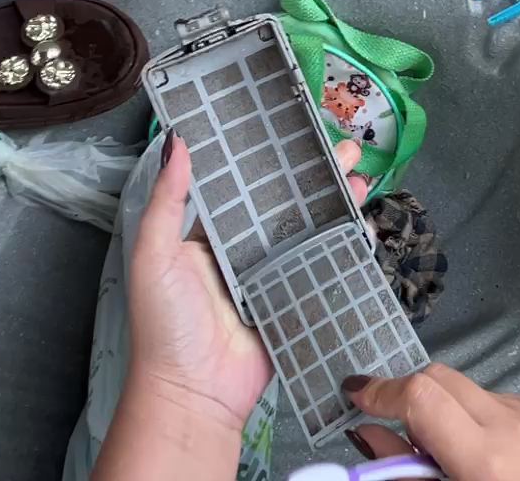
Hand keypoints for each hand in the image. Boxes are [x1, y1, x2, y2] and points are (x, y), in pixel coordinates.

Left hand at [104, 134, 371, 472]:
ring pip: (314, 223)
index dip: (274, 153)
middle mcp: (249, 244)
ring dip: (339, 198)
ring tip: (362, 176)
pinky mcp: (297, 293)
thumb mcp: (156, 254)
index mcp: (215, 230)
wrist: (194, 393)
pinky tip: (363, 222)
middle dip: (319, 171)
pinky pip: (326, 261)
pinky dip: (347, 241)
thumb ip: (168, 200)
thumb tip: (177, 142)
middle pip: (291, 198)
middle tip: (347, 147)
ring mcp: (277, 269)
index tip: (297, 126)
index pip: (250, 181)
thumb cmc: (166, 322)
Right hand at [343, 364, 519, 480]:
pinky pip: (496, 400)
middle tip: (397, 434)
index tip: (356, 393)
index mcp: (487, 459)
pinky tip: (484, 458)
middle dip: (410, 398)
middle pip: (440, 378)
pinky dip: (477, 419)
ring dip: (446, 412)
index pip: (422, 395)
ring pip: (466, 388)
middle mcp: (515, 424)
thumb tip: (367, 433)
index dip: (382, 391)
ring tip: (449, 458)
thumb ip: (404, 473)